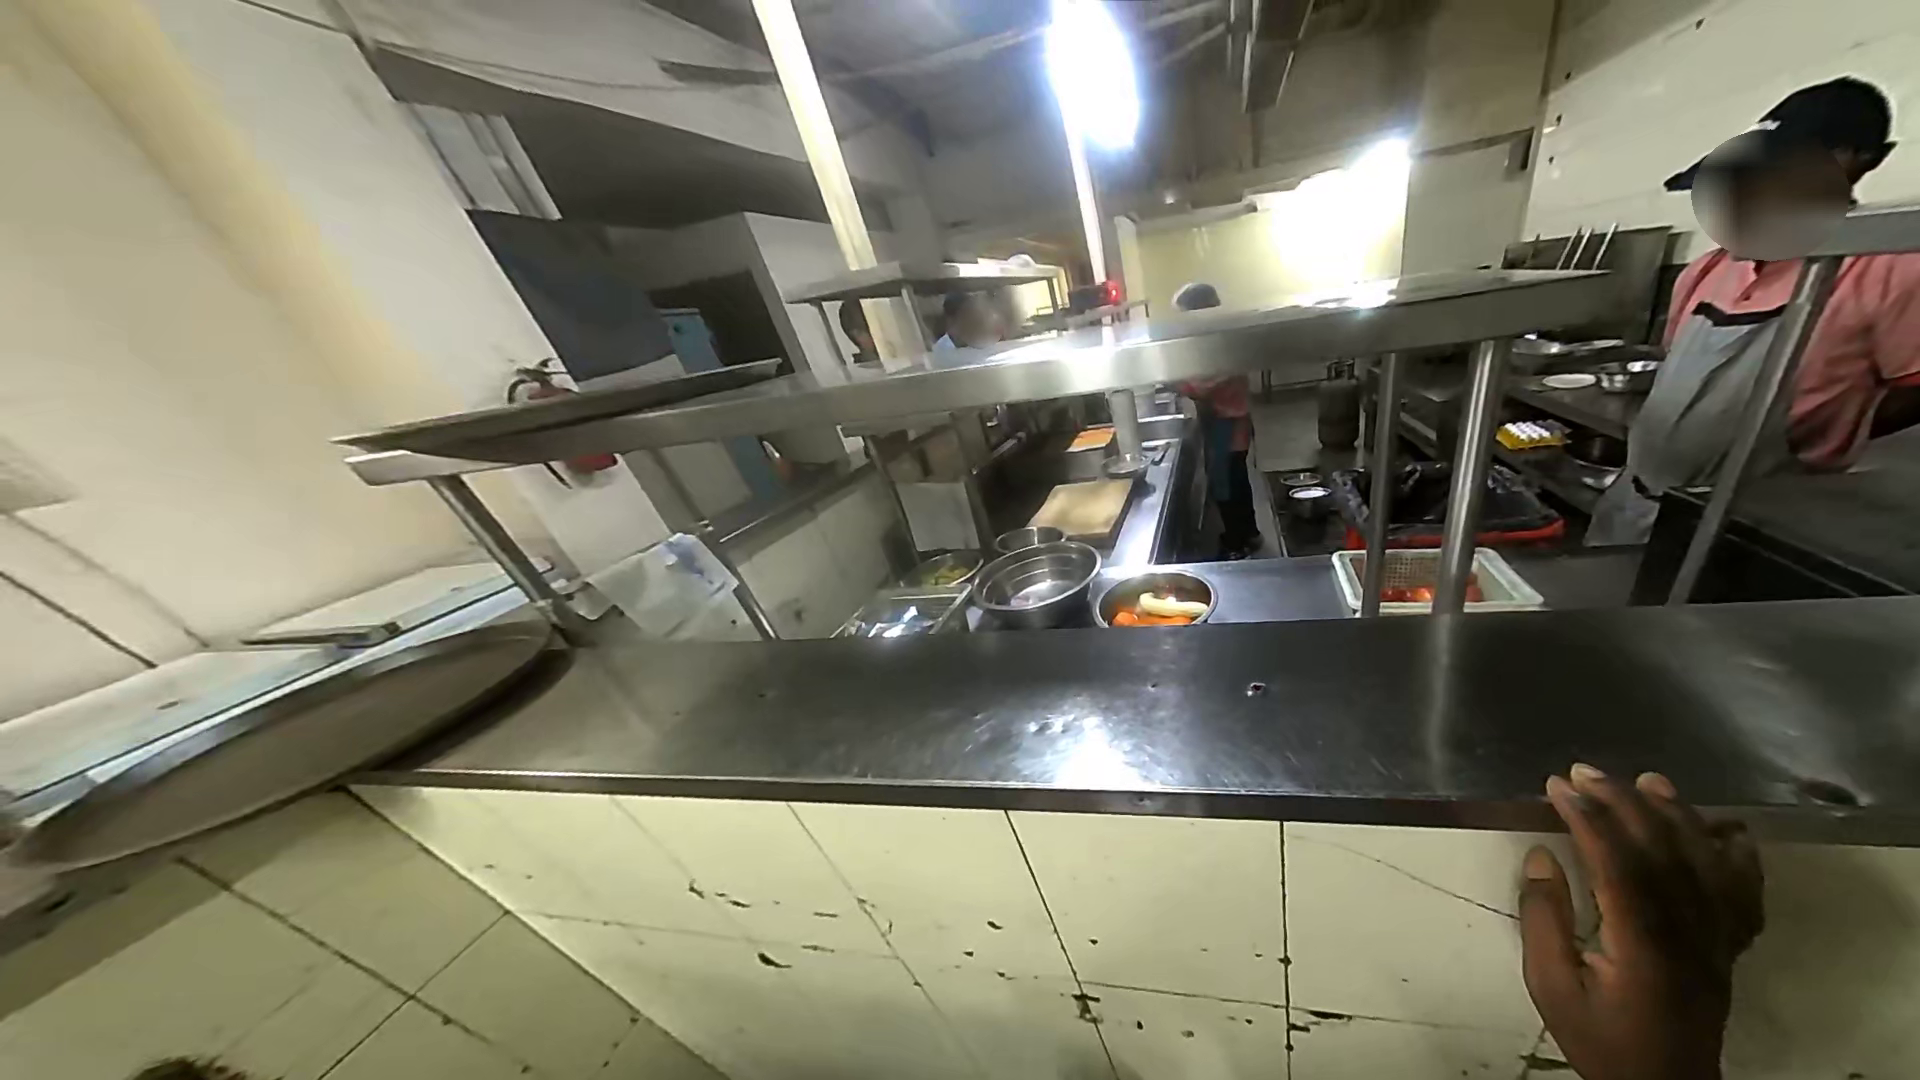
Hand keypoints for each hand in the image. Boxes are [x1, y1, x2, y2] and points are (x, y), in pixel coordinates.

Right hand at [1519, 766, 1764, 1079]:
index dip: (1588, 820)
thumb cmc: (1596, 1034)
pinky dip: (1738, 860)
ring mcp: (1717, 945)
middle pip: (1665, 858)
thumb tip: (1542, 856)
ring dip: (1678, 819)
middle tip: (1584, 771)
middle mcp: (1691, 939)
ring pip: (1707, 870)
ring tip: (1648, 780)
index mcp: (1643, 947)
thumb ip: (1544, 918)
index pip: (1619, 867)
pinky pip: (1743, 899)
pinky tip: (1727, 831)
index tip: (1556, 785)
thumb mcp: (1549, 981)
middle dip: (1624, 806)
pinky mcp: (1725, 950)